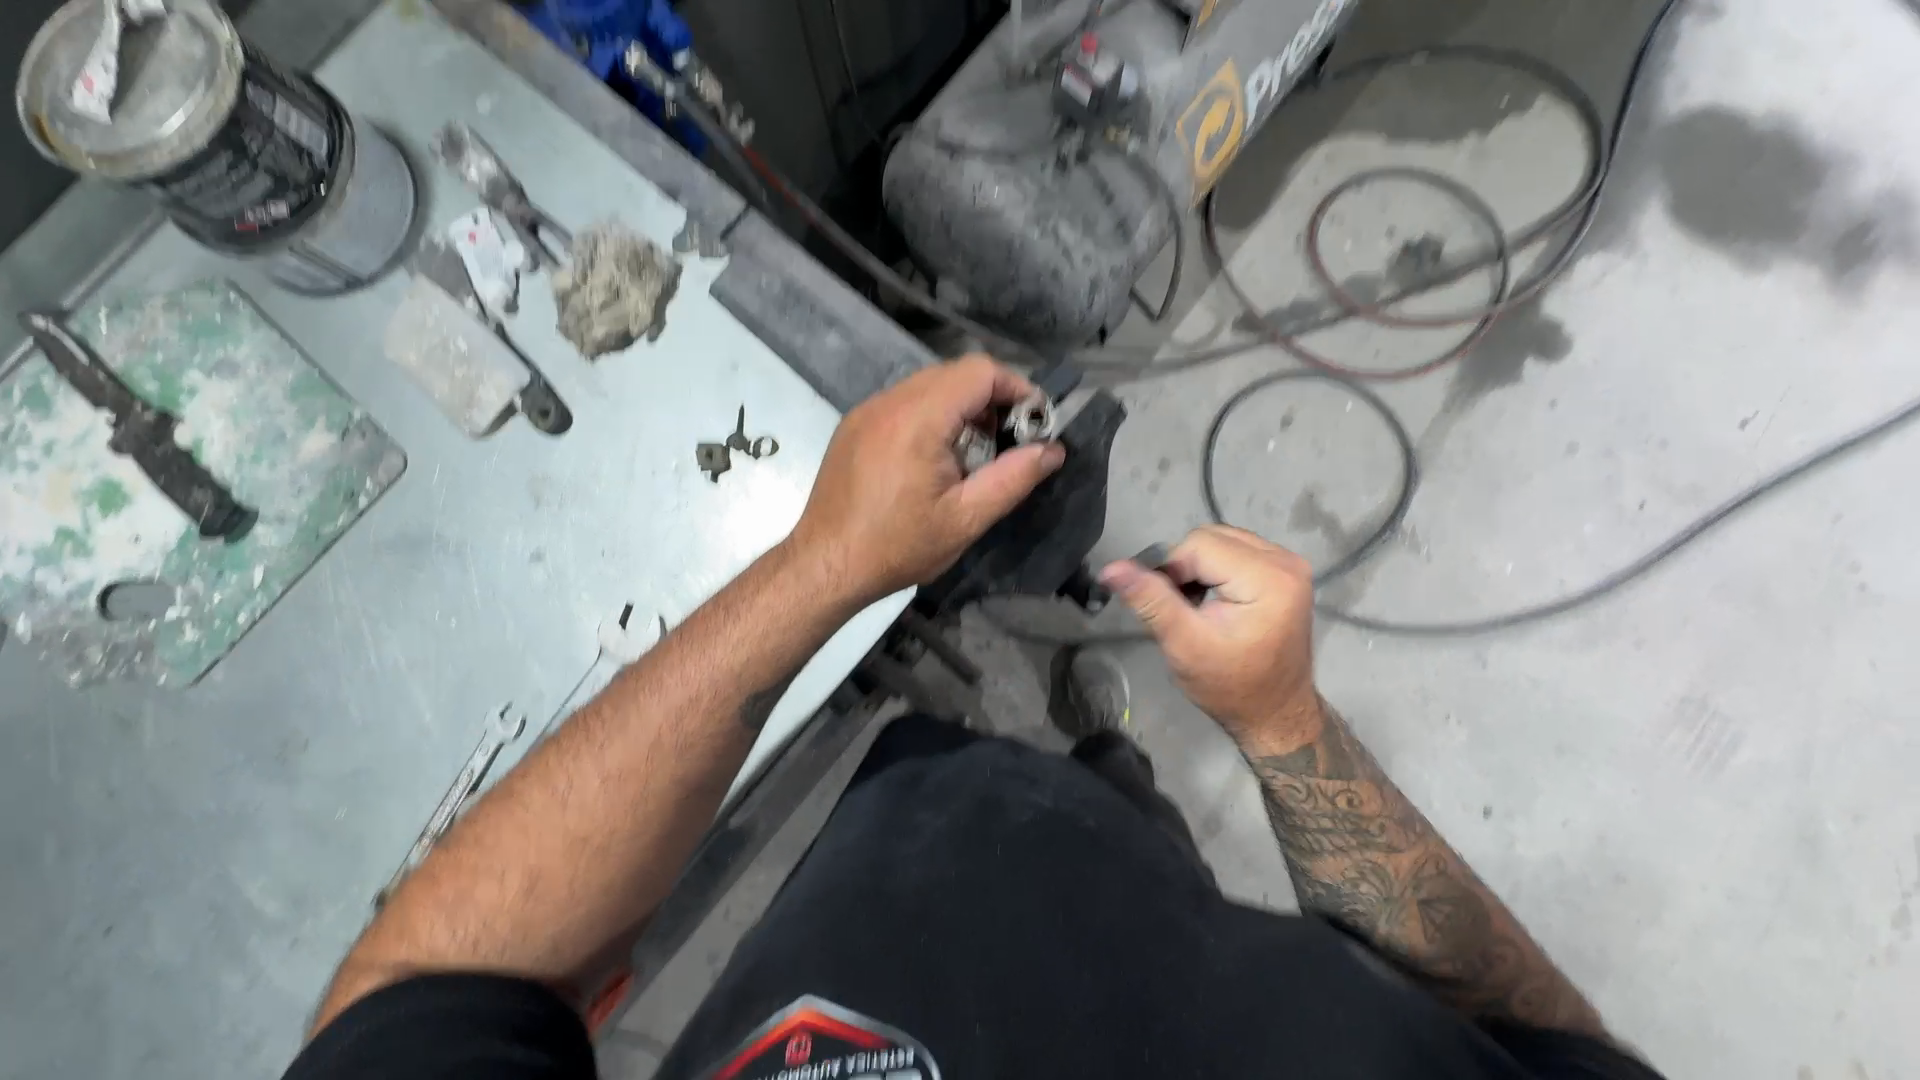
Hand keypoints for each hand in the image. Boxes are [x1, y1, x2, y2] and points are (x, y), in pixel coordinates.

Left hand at [789, 355, 1065, 605]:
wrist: (824, 565)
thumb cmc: (897, 547)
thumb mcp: (965, 520)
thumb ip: (1013, 479)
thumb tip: (1053, 450)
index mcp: (917, 419)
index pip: (979, 371)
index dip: (1015, 388)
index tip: (1035, 423)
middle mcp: (889, 402)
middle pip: (954, 374)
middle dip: (991, 399)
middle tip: (1009, 442)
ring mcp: (867, 411)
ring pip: (928, 386)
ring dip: (961, 408)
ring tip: (975, 454)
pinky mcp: (854, 426)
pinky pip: (904, 403)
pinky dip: (932, 416)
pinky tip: (936, 459)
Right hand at [1099, 526, 1321, 749]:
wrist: (1273, 713)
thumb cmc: (1229, 685)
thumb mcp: (1183, 644)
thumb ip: (1150, 600)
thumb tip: (1111, 568)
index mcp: (1269, 577)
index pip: (1199, 545)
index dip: (1172, 571)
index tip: (1170, 608)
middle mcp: (1286, 561)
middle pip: (1211, 537)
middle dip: (1186, 567)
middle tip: (1181, 609)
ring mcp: (1290, 564)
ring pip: (1222, 540)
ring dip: (1198, 567)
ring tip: (1196, 605)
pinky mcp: (1286, 572)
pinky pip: (1237, 550)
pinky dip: (1216, 568)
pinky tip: (1212, 599)